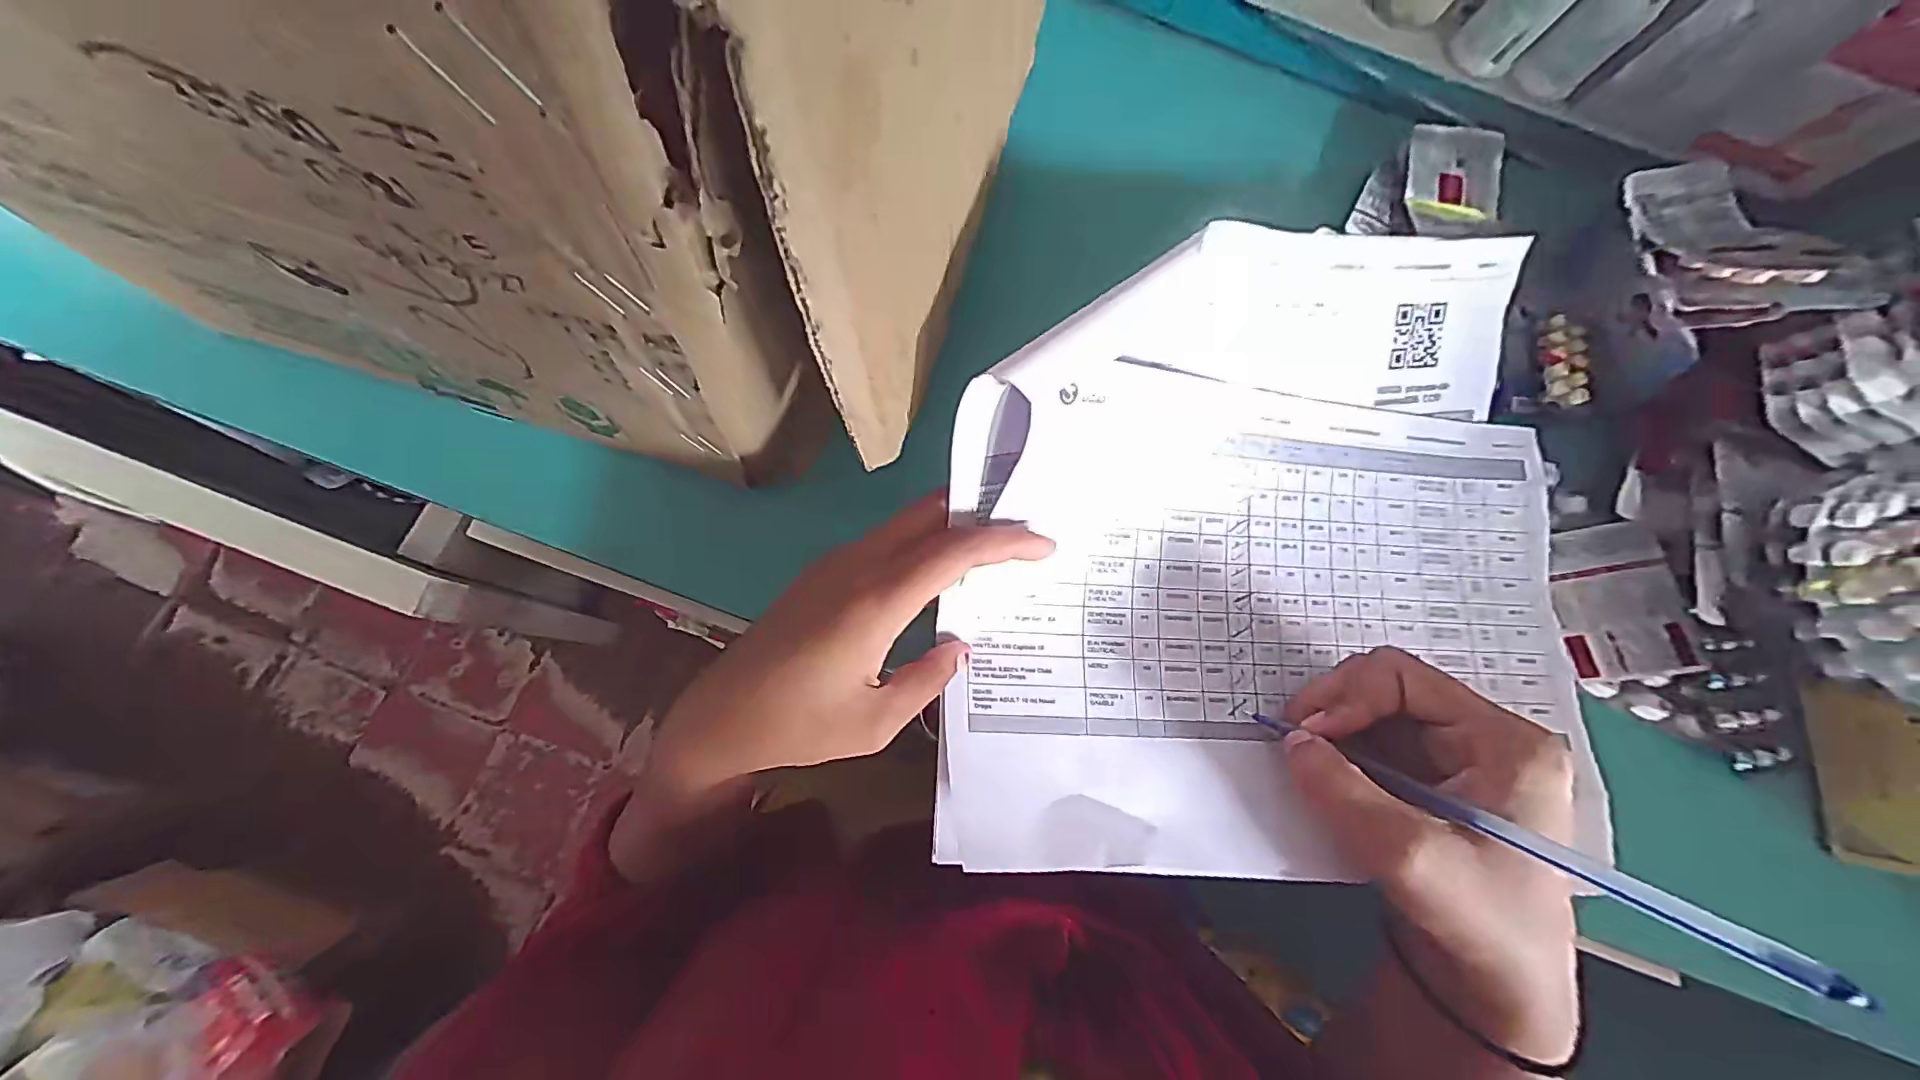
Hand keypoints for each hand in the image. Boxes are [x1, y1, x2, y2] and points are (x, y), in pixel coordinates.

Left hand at [647, 492, 1053, 793]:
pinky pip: (884, 541)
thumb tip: (960, 646)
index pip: (952, 551)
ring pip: (905, 524)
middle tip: (1022, 531)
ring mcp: (834, 565)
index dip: (1002, 541)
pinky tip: (936, 568)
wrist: (719, 716)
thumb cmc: (797, 726)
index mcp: (875, 602)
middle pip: (928, 516)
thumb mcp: (875, 722)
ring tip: (990, 548)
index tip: (1041, 544)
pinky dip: (921, 542)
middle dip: (980, 515)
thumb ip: (927, 680)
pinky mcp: (821, 573)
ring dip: (950, 526)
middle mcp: (856, 568)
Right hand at [1282, 646, 1578, 1063]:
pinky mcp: (1430, 784)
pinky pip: (1371, 746)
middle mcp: (1484, 741)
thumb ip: (1343, 790)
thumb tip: (1292, 741)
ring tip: (1303, 758)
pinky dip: (1337, 753)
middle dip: (1333, 709)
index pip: (1402, 678)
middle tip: (1294, 738)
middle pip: (1386, 689)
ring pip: (1373, 715)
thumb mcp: (1409, 857)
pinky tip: (1320, 775)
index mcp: (1505, 742)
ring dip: (1331, 732)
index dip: (1345, 695)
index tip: (1307, 733)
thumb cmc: (1481, 924)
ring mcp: (1458, 762)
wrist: (1497, 996)